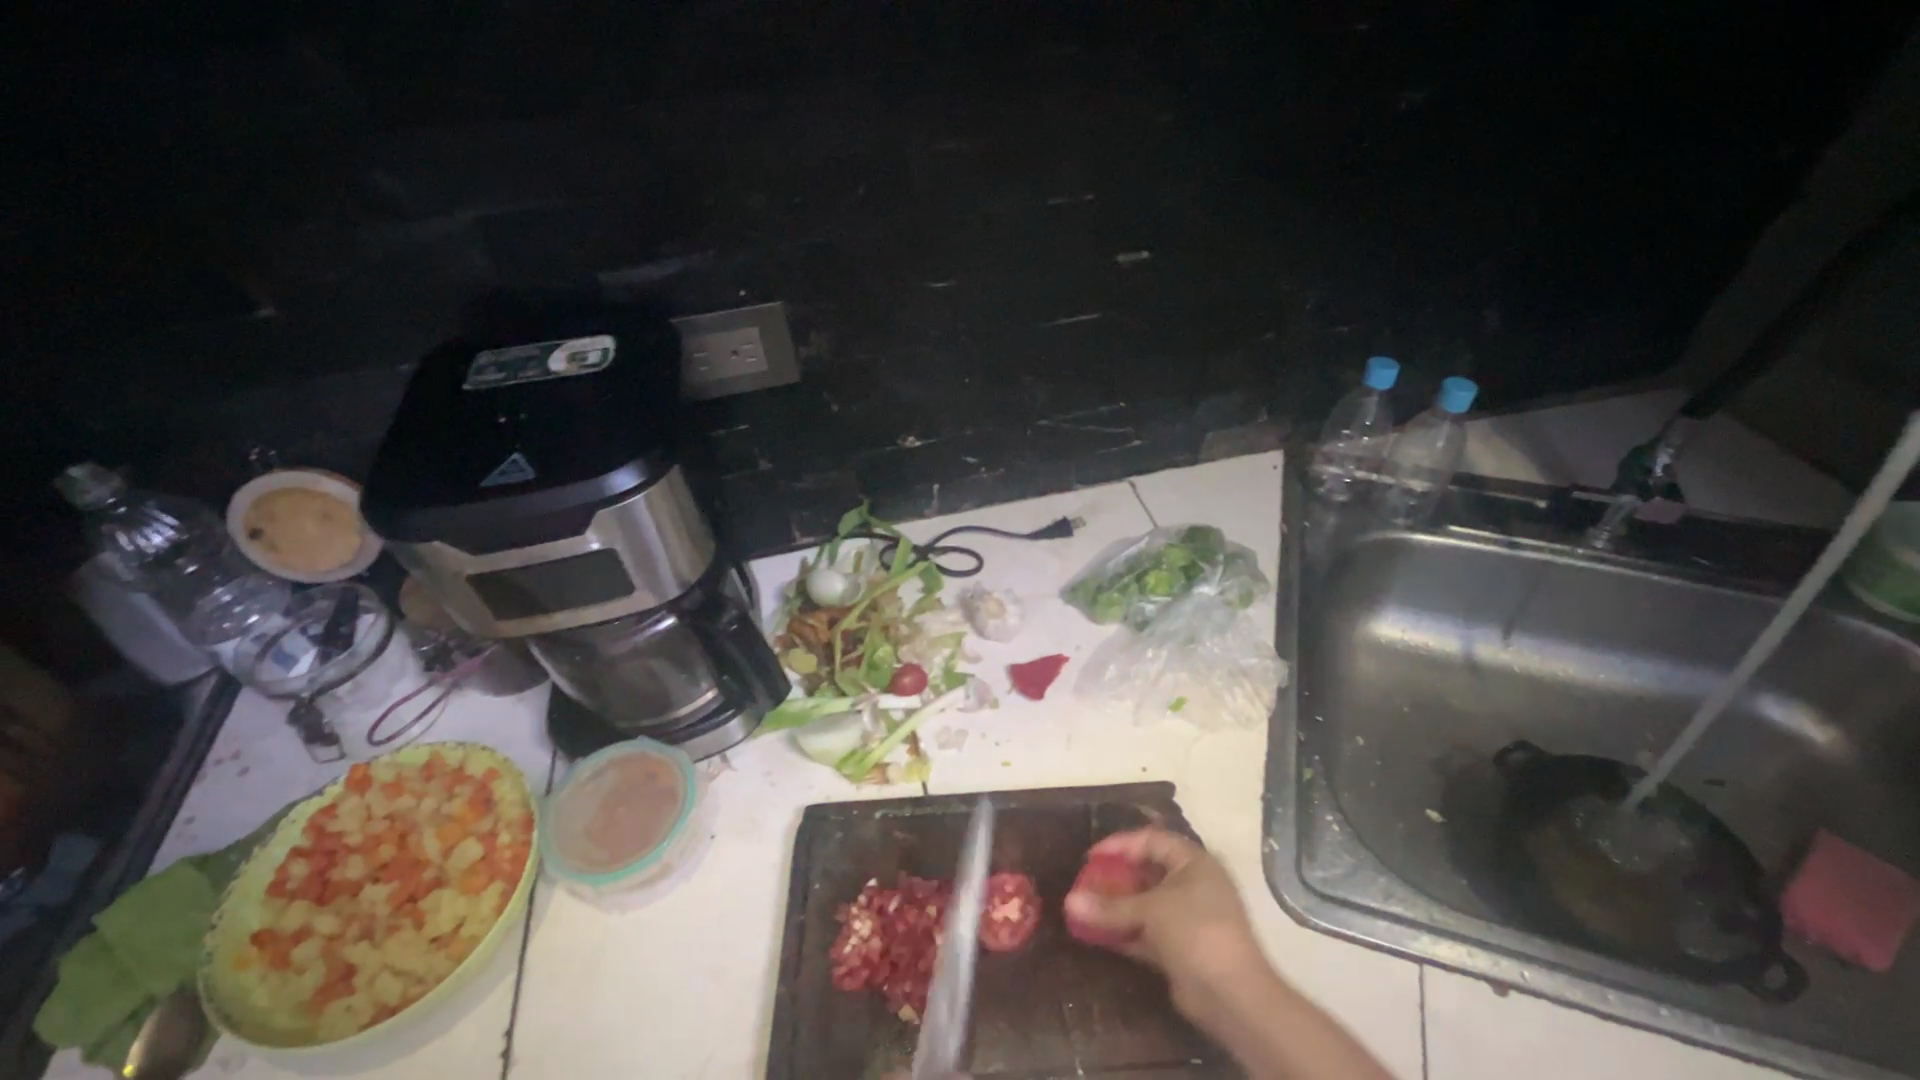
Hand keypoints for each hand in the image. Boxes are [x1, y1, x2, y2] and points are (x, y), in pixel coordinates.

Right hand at [1061, 829, 1267, 1018]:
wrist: (1232, 994)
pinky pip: (1146, 932)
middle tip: (1086, 882)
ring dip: (1117, 907)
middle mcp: (1193, 885)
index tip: (1091, 856)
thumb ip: (1110, 907)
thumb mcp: (1151, 911)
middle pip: (1148, 872)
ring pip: (1145, 904)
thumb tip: (1069, 902)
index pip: (1153, 840)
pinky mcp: (1180, 947)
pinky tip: (1096, 935)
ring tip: (1085, 907)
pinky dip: (1124, 932)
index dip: (1121, 844)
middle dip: (1115, 877)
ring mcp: (1187, 918)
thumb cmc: (1195, 931)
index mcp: (1194, 863)